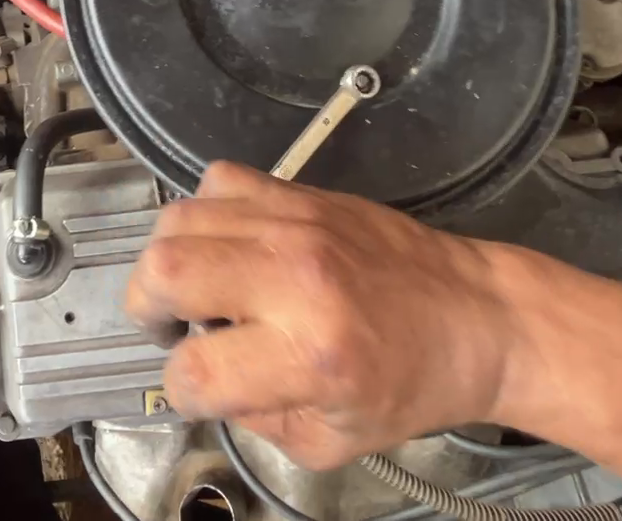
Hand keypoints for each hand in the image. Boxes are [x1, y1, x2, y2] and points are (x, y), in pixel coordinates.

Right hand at [125, 162, 521, 469]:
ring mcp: (292, 222)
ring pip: (179, 219)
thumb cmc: (413, 384)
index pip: (195, 370)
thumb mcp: (334, 442)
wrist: (475, 314)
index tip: (198, 385)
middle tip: (168, 321)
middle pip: (166, 271)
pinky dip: (206, 212)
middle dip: (146, 305)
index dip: (181, 388)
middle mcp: (293, 278)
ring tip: (194, 281)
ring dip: (168, 257)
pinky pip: (217, 180)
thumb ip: (253, 418)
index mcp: (310, 355)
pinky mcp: (297, 192)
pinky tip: (228, 240)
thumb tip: (202, 375)